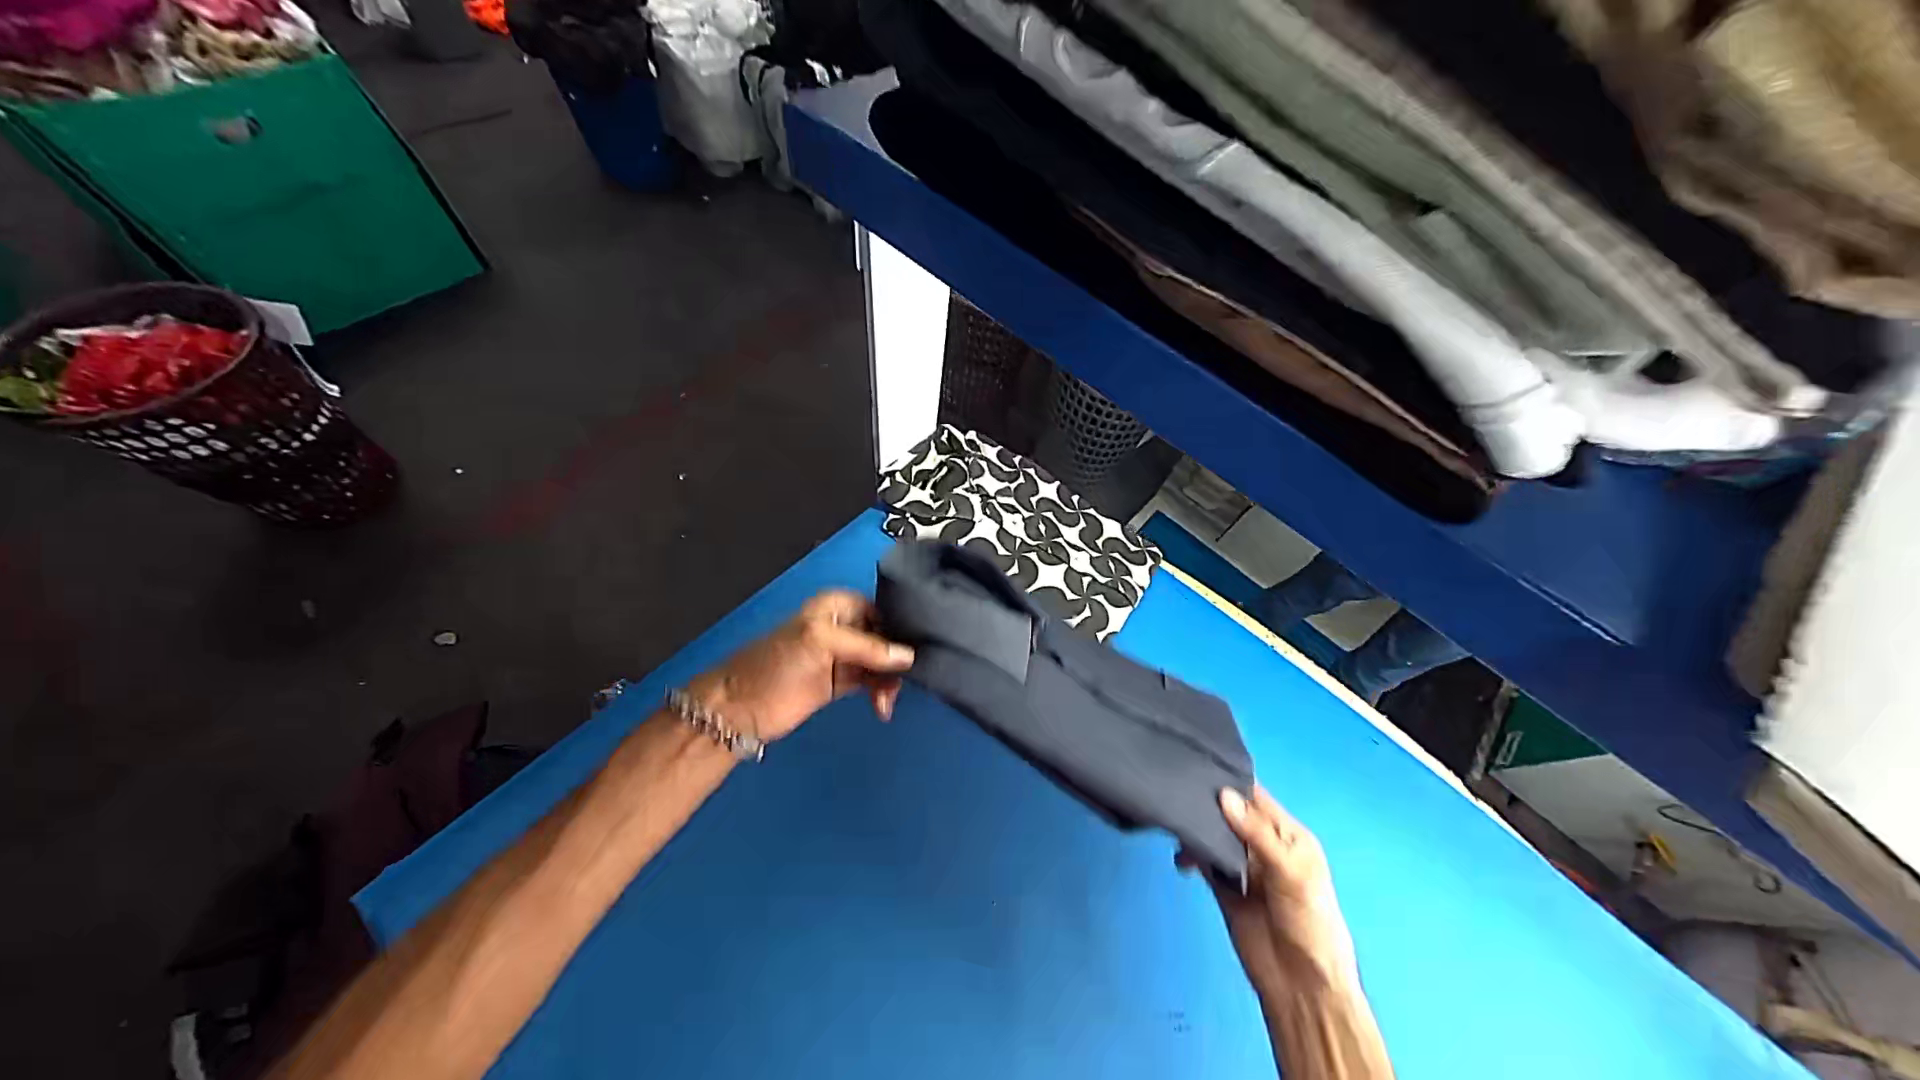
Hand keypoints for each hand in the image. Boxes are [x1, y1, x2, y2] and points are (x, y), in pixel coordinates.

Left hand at [683, 589, 914, 742]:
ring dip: (889, 681)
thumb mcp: (821, 642)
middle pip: (885, 638)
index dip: (899, 626)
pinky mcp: (840, 682)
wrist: (741, 707)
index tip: (919, 646)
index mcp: (836, 605)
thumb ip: (867, 646)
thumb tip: (909, 657)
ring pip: (881, 663)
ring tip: (884, 702)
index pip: (880, 609)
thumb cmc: (777, 664)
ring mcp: (842, 656)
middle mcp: (843, 626)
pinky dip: (880, 693)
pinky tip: (882, 707)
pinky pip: (871, 683)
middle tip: (902, 680)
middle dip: (897, 658)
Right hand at [1183, 787, 1358, 997]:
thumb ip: (1257, 834)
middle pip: (1227, 812)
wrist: (1301, 985)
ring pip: (1211, 833)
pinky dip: (1188, 854)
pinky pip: (1201, 859)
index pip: (1253, 796)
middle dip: (1204, 801)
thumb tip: (1222, 795)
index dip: (1229, 779)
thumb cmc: (1310, 922)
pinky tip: (1181, 858)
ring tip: (1174, 824)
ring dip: (1194, 828)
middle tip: (1173, 789)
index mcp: (1286, 834)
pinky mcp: (1222, 885)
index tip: (1196, 762)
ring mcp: (1240, 864)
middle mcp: (1261, 843)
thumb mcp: (1292, 873)